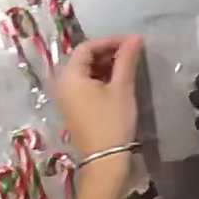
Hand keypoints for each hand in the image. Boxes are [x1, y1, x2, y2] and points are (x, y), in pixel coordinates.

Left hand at [54, 36, 142, 156]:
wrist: (105, 160)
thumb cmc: (113, 121)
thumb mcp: (122, 88)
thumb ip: (127, 60)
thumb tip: (135, 38)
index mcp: (70, 76)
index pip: (87, 47)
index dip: (109, 41)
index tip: (132, 43)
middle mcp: (63, 84)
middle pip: (84, 59)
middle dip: (108, 53)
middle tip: (131, 54)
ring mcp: (67, 98)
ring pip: (86, 73)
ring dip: (106, 66)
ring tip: (128, 67)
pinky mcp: (75, 109)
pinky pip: (86, 86)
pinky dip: (101, 79)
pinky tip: (119, 83)